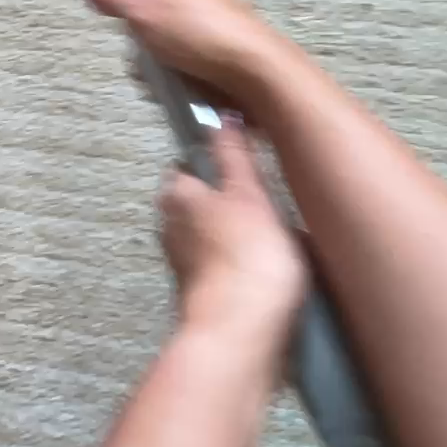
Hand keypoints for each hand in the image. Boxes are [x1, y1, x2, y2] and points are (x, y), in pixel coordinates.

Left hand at [160, 126, 306, 340]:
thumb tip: (221, 115)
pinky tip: (270, 275)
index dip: (212, 168)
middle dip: (225, 205)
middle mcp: (169, 225)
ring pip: (209, 237)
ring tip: (277, 243)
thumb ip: (233, 154)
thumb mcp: (248, 193)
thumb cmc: (246, 253)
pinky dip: (239, 267)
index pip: (186, 169)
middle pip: (197, 204)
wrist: (241, 330)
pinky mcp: (200, 293)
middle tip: (267, 209)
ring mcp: (182, 262)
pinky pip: (221, 269)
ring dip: (233, 238)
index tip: (243, 173)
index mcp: (174, 195)